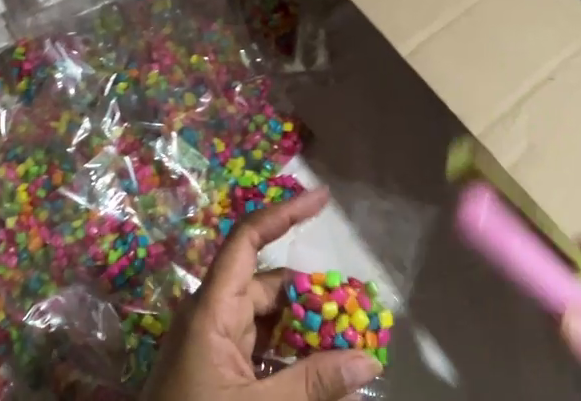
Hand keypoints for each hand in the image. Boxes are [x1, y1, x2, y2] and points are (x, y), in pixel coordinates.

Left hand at [144, 187, 386, 400]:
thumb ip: (313, 383)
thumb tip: (369, 360)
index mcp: (211, 309)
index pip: (247, 240)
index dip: (284, 213)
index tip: (323, 198)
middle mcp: (212, 317)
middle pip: (269, 287)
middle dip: (314, 297)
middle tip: (359, 311)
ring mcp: (213, 347)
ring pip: (270, 323)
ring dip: (308, 334)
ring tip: (351, 346)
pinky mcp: (218, 374)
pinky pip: (262, 353)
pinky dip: (292, 360)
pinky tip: (325, 379)